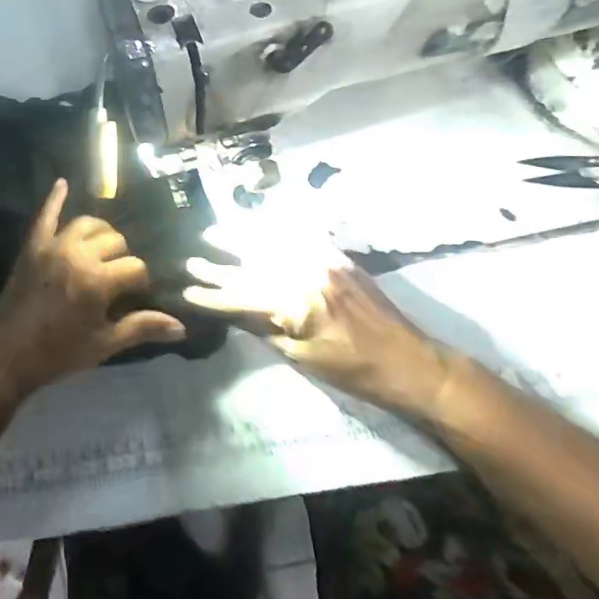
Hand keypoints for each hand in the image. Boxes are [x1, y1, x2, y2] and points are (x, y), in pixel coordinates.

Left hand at [0, 180, 186, 405]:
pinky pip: (45, 216)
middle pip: (114, 240)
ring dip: (101, 231)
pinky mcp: (32, 246)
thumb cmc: (58, 353)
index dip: (141, 281)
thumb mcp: (104, 344)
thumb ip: (141, 328)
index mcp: (98, 280)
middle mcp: (77, 254)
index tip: (136, 294)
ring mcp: (52, 246)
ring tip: (105, 246)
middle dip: (123, 255)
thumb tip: (181, 327)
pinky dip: (54, 198)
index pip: (136, 267)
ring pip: (86, 223)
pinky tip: (62, 183)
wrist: (7, 353)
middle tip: (119, 275)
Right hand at [184, 233, 459, 420]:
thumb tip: (229, 311)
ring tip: (214, 234)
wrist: (412, 363)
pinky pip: (297, 234)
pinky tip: (256, 227)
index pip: (239, 295)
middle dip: (218, 264)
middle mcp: (303, 272)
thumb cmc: (353, 371)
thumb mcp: (300, 356)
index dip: (211, 295)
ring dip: (238, 237)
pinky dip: (272, 230)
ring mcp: (321, 259)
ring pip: (269, 240)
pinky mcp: (336, 256)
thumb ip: (262, 327)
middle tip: (191, 260)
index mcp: (294, 303)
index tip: (186, 292)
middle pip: (249, 263)